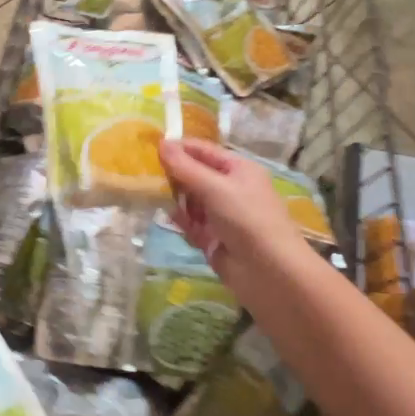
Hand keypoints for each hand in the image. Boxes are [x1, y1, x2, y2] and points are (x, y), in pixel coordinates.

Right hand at [159, 138, 305, 274]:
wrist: (270, 272)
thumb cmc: (247, 219)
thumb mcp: (215, 187)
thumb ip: (185, 167)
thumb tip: (161, 143)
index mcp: (238, 169)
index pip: (203, 151)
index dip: (178, 148)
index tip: (149, 147)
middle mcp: (230, 188)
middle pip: (194, 174)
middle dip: (173, 174)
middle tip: (144, 172)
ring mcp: (221, 214)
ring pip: (190, 199)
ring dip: (174, 197)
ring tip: (150, 194)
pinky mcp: (213, 237)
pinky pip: (191, 222)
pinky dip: (180, 219)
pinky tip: (168, 217)